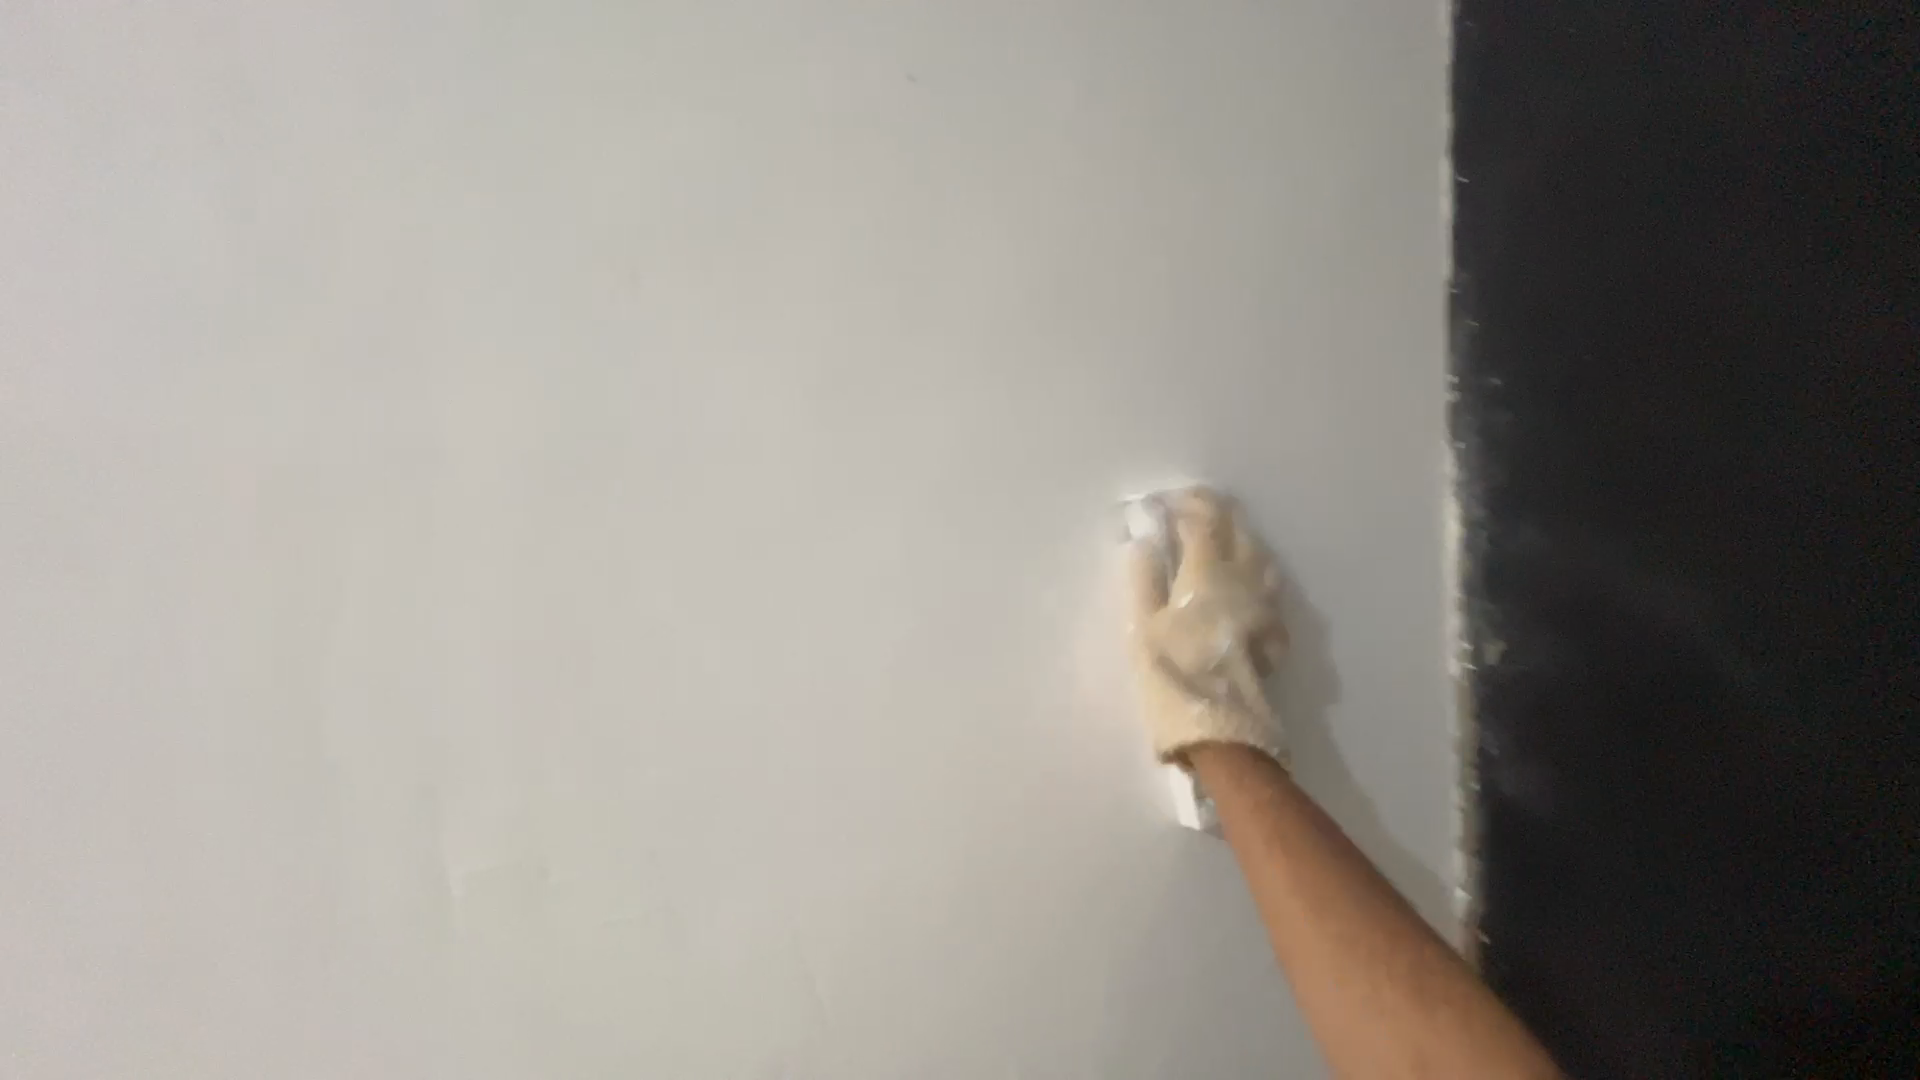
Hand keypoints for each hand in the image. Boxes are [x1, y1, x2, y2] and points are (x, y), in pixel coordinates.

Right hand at [1123, 487, 1288, 767]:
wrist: (1222, 730)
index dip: (1186, 504)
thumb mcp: (1143, 627)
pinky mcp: (1272, 628)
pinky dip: (1250, 568)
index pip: (1203, 520)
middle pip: (1237, 529)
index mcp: (1206, 573)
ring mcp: (1263, 603)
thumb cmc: (1173, 676)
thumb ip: (1145, 578)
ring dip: (1237, 535)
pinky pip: (1266, 583)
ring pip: (1257, 553)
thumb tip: (1146, 540)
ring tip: (1216, 536)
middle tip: (1191, 509)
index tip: (1167, 501)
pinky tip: (1240, 580)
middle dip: (1215, 511)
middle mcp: (1242, 579)